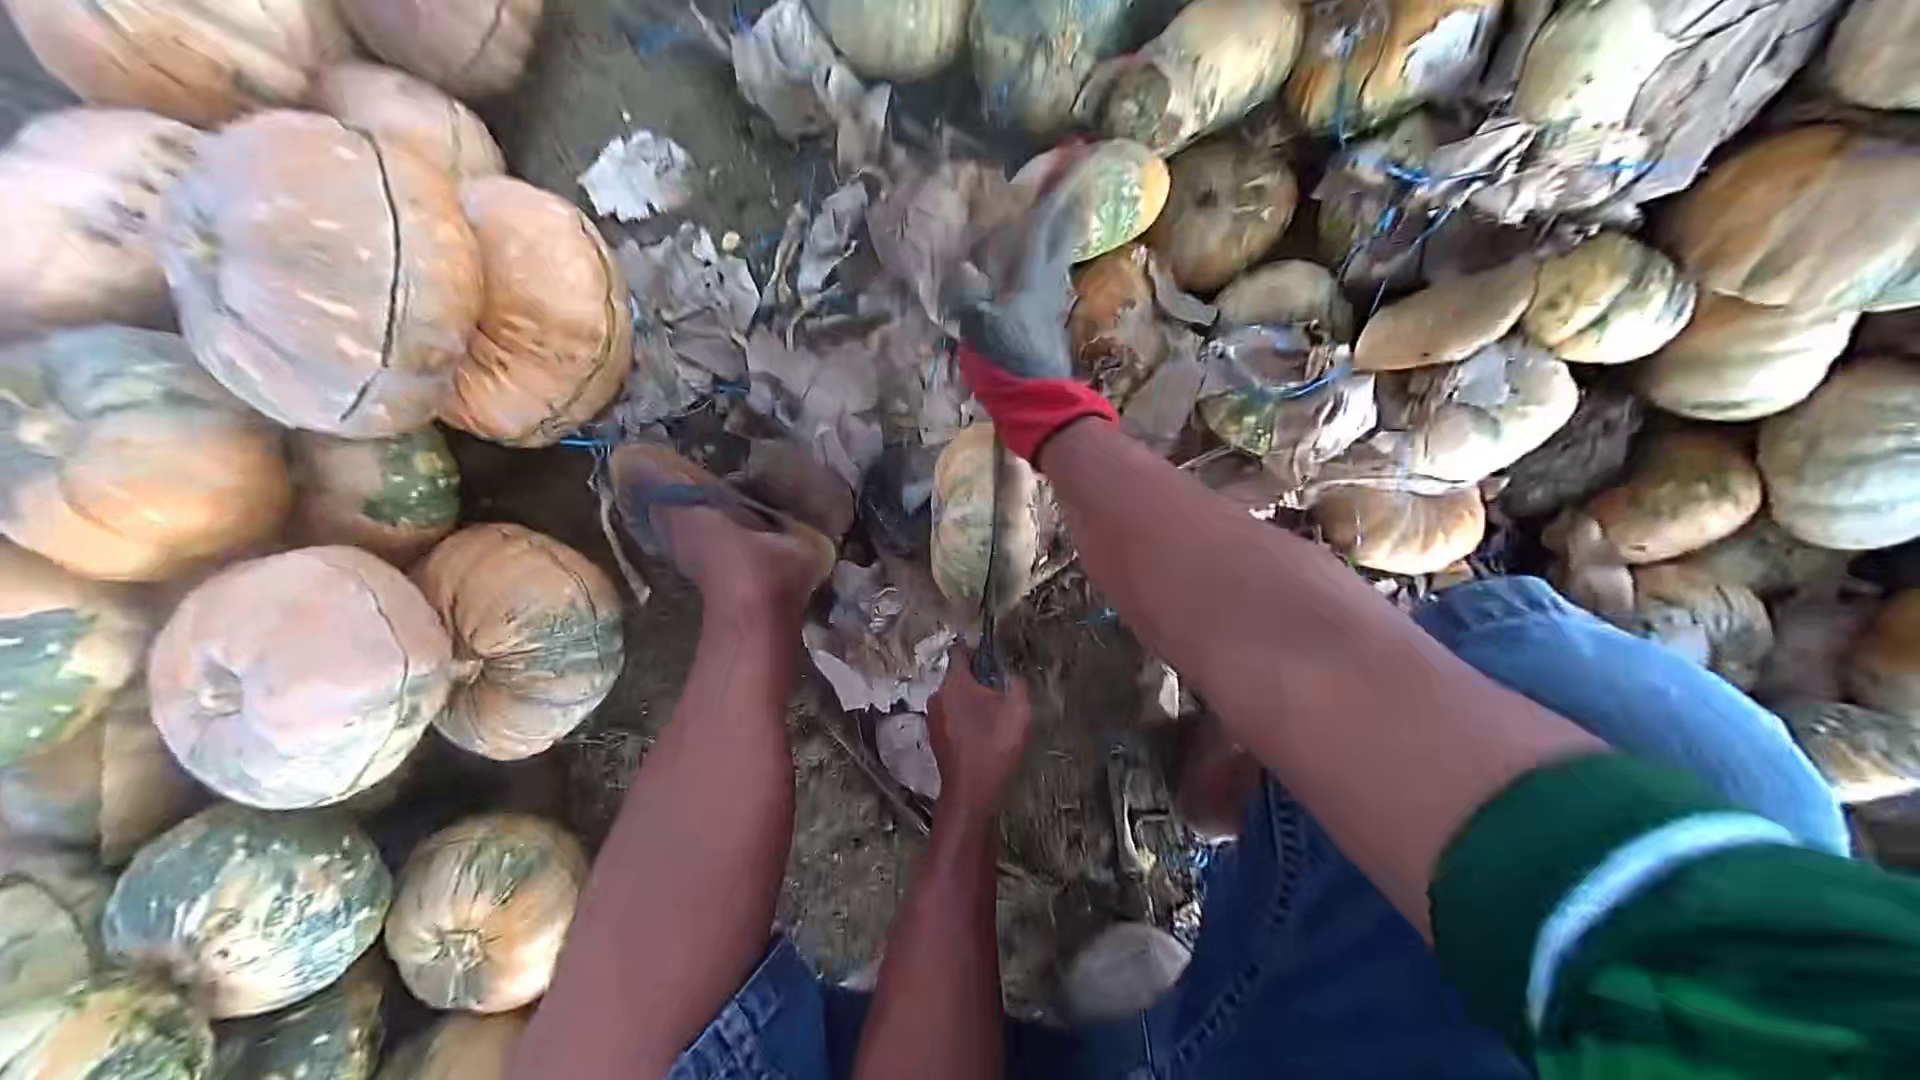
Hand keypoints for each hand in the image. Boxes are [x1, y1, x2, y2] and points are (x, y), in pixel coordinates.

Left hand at [927, 648, 1034, 817]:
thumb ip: (1017, 684)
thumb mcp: (1019, 710)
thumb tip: (1012, 677)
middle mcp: (938, 695)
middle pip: (959, 676)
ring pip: (955, 698)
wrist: (972, 793)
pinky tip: (982, 735)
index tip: (992, 656)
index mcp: (956, 682)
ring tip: (994, 718)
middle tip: (1001, 694)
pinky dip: (965, 719)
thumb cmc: (995, 747)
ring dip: (972, 701)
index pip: (960, 651)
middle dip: (979, 680)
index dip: (977, 649)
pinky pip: (951, 716)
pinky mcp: (934, 736)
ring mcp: (933, 717)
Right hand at [943, 164, 1119, 464]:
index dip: (1061, 188)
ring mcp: (1051, 301)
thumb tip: (962, 269)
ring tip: (1040, 212)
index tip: (1077, 157)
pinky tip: (1022, 262)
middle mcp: (1049, 282)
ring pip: (1055, 255)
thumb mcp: (979, 329)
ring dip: (1053, 230)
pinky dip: (1037, 258)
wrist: (1039, 403)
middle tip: (1069, 175)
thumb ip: (967, 295)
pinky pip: (1044, 276)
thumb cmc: (1010, 363)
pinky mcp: (1047, 319)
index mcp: (1032, 276)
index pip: (1048, 223)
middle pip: (1060, 234)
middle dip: (1065, 203)